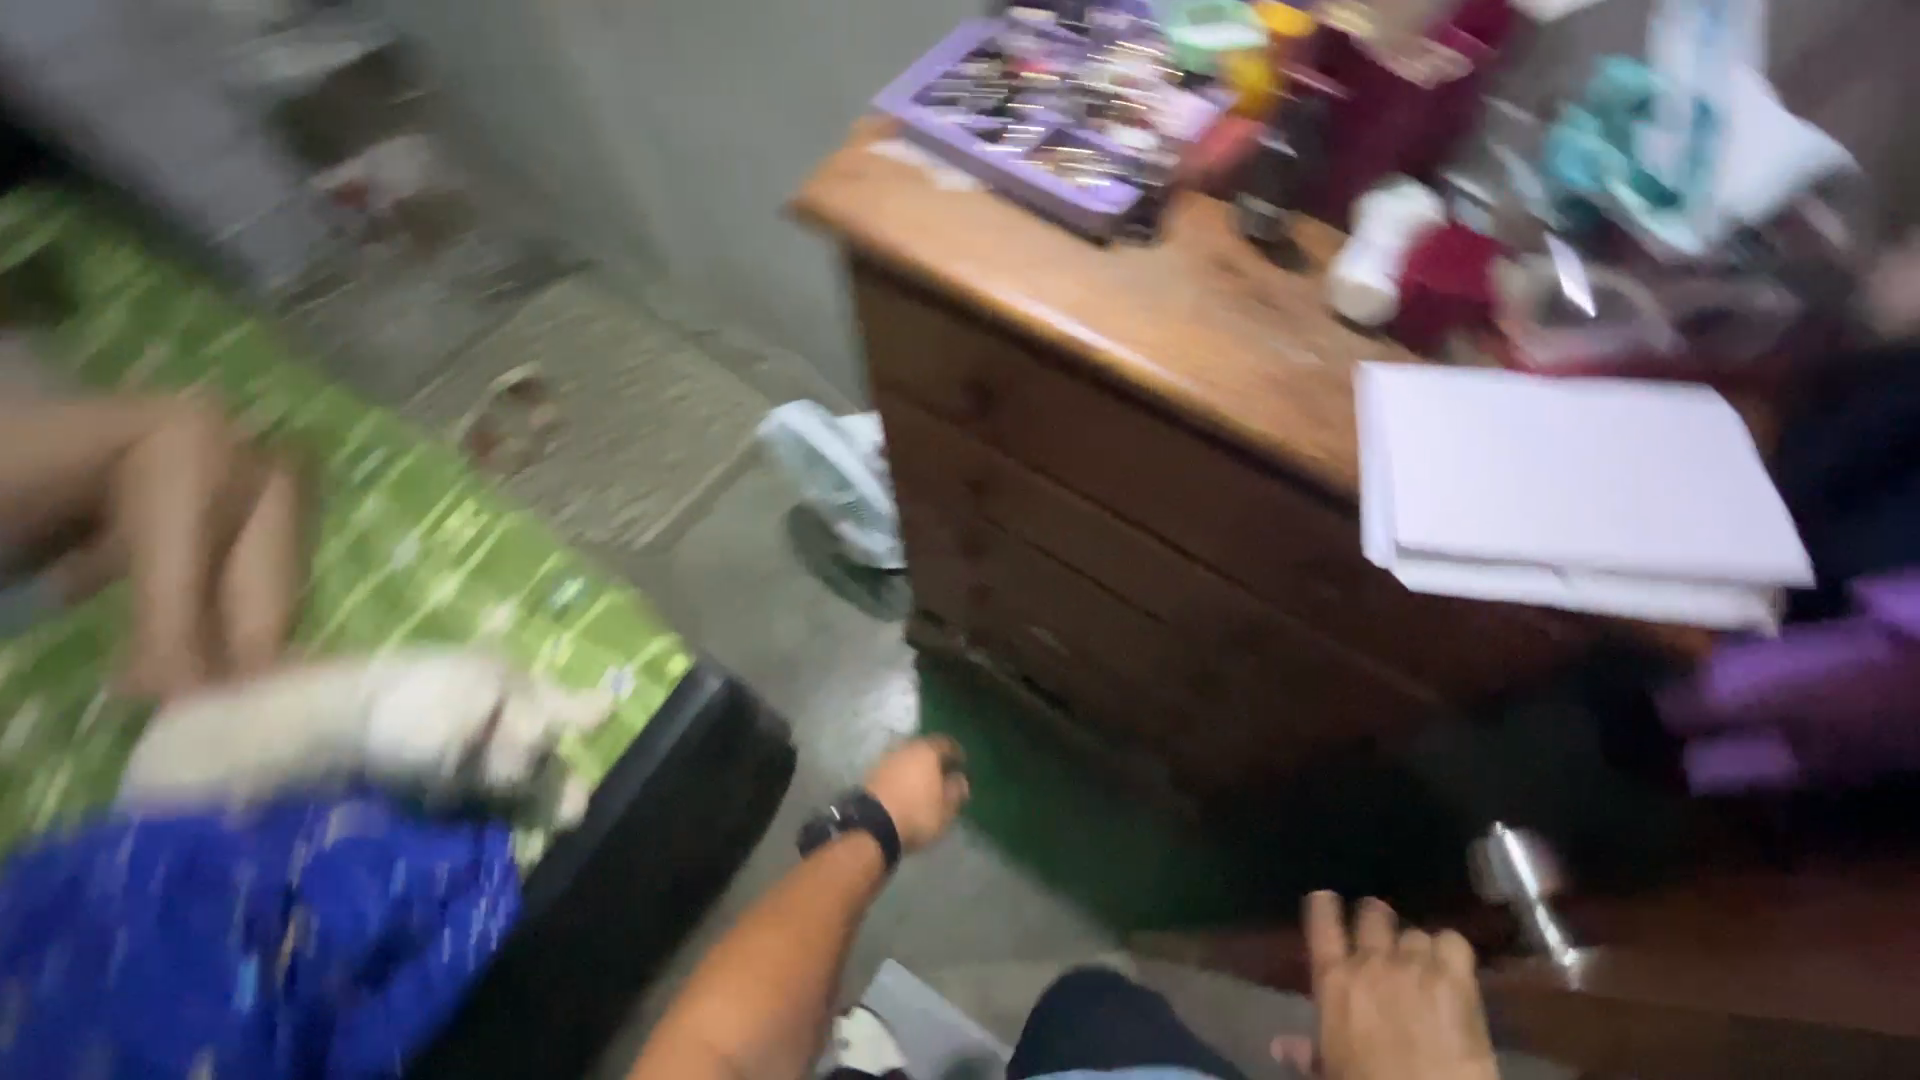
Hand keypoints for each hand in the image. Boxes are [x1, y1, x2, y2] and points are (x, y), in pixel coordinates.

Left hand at [864, 735, 969, 852]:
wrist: (872, 824)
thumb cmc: (916, 814)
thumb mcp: (945, 809)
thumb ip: (956, 791)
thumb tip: (960, 779)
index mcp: (928, 751)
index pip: (946, 744)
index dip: (956, 753)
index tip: (961, 763)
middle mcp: (906, 748)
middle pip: (925, 748)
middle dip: (934, 759)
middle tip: (942, 773)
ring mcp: (886, 758)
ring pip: (907, 758)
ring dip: (916, 767)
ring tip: (923, 783)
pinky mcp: (872, 772)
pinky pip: (894, 769)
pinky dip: (902, 776)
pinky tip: (905, 789)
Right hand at [1285, 892, 1498, 1079]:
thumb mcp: (1330, 1072)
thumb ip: (1306, 1053)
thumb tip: (1279, 1047)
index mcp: (1333, 980)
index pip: (1322, 921)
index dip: (1324, 905)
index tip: (1327, 899)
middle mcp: (1371, 962)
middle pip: (1373, 913)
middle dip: (1377, 920)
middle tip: (1384, 937)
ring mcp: (1414, 967)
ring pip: (1414, 933)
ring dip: (1416, 947)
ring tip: (1423, 966)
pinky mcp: (1456, 981)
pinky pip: (1453, 942)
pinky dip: (1451, 951)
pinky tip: (1452, 970)